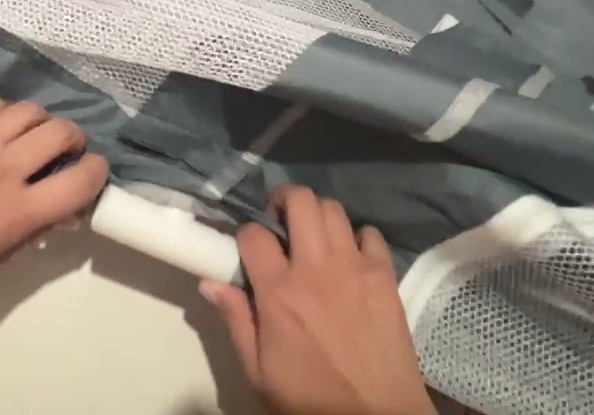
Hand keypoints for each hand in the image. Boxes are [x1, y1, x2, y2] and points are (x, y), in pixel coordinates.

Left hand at [0, 98, 108, 301]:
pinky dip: (2, 114)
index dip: (97, 172)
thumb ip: (27, 234)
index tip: (91, 172)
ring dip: (41, 122)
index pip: (81, 180)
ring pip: (31, 111)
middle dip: (73, 139)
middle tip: (64, 149)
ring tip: (30, 133)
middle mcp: (4, 169)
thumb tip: (59, 210)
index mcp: (16, 213)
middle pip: (62, 133)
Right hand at [201, 185, 435, 414]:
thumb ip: (236, 321)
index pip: (253, 233)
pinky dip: (358, 237)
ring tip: (314, 235)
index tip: (249, 247)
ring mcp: (354, 267)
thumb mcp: (259, 373)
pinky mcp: (384, 275)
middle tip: (280, 219)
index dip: (246, 234)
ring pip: (333, 209)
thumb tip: (209, 281)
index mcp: (279, 293)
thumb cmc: (310, 400)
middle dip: (284, 199)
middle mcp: (316, 268)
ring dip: (318, 215)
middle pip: (299, 200)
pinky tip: (351, 257)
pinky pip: (370, 233)